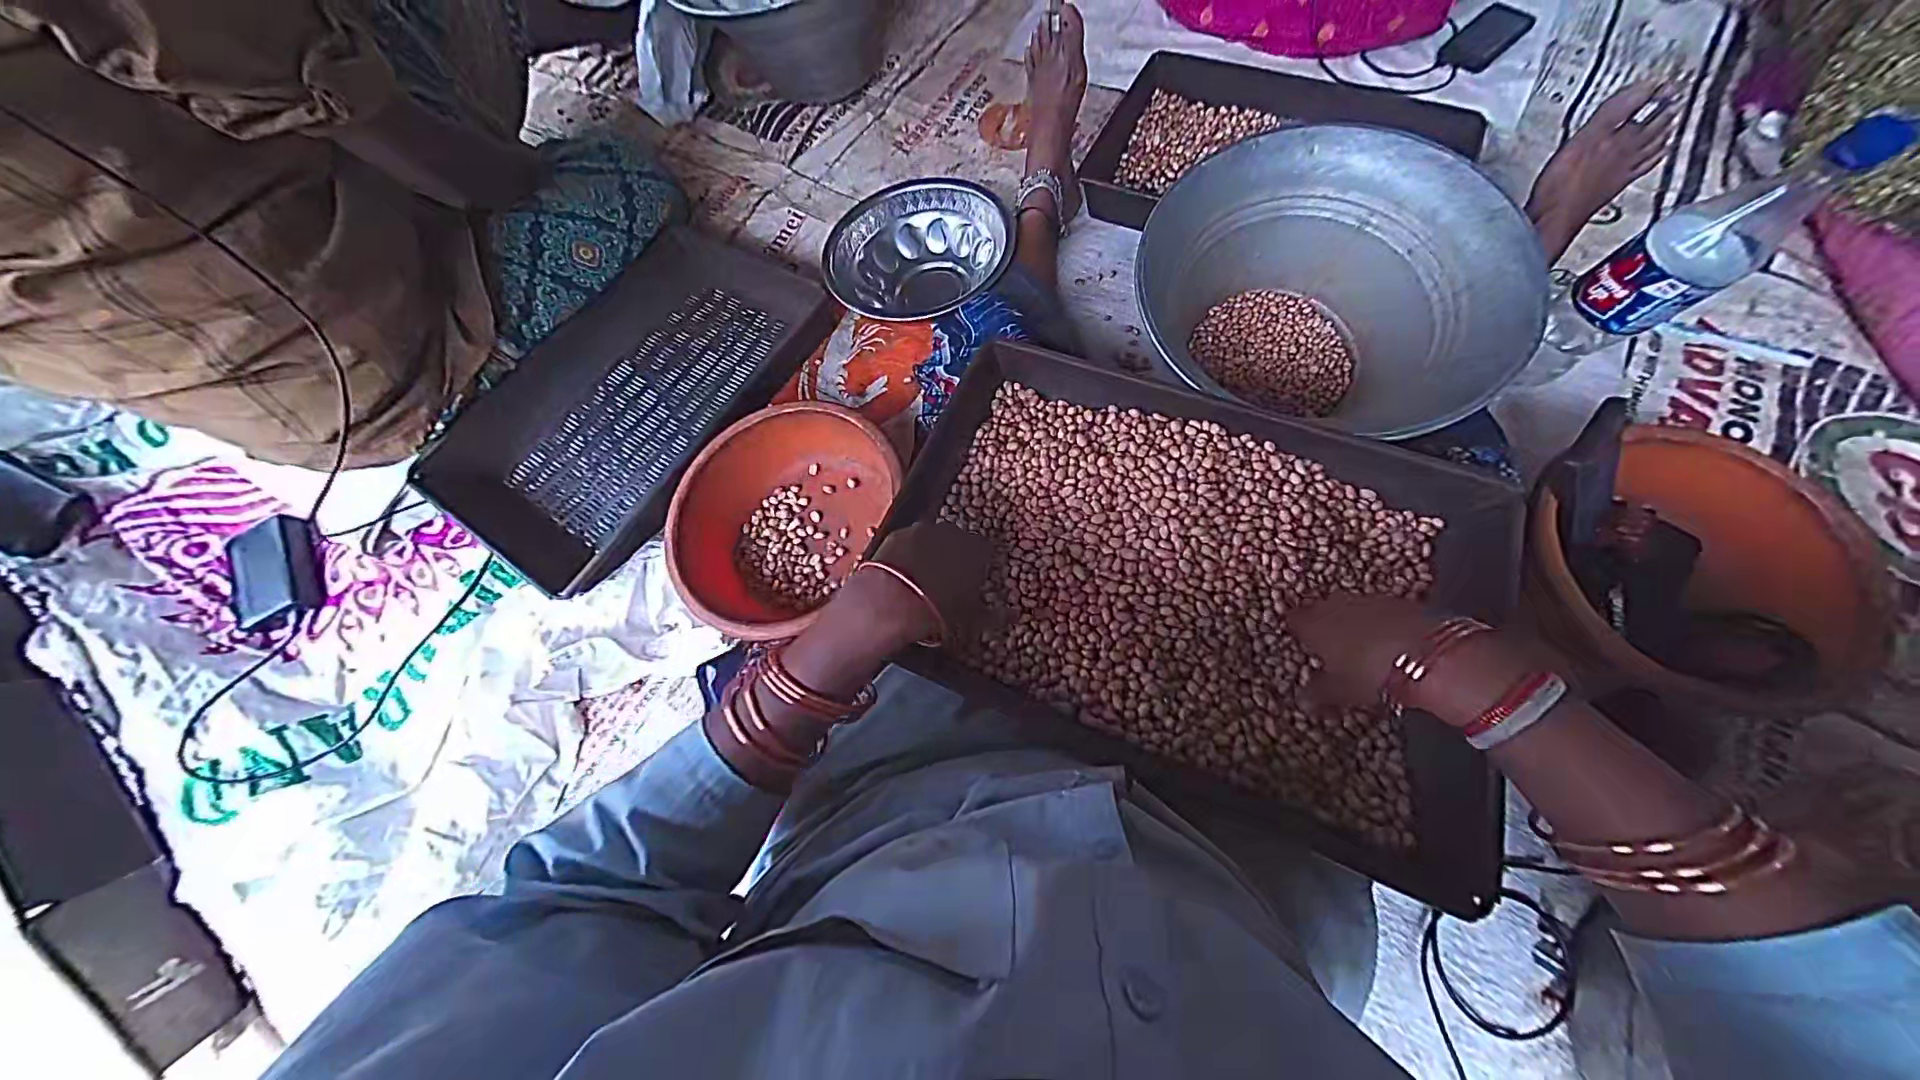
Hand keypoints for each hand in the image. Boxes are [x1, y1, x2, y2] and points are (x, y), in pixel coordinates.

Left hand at [865, 521, 991, 644]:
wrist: (890, 602)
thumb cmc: (937, 609)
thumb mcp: (971, 617)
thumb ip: (995, 614)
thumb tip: (1012, 615)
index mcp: (976, 549)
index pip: (986, 551)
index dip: (981, 565)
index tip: (977, 578)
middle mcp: (951, 533)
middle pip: (959, 540)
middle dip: (957, 555)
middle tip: (951, 579)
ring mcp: (923, 530)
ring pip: (933, 537)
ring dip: (932, 551)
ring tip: (926, 575)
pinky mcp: (897, 534)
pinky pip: (909, 540)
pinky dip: (909, 552)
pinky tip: (905, 570)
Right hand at [1287, 595, 1437, 708]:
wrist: (1427, 656)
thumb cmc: (1373, 673)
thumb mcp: (1342, 691)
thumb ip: (1319, 692)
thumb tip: (1304, 700)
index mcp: (1313, 625)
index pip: (1295, 620)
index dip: (1297, 629)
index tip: (1299, 638)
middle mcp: (1335, 606)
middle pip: (1322, 608)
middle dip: (1323, 620)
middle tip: (1328, 641)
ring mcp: (1366, 600)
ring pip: (1350, 605)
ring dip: (1351, 618)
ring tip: (1359, 639)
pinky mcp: (1397, 601)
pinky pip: (1378, 607)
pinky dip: (1378, 619)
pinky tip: (1386, 636)